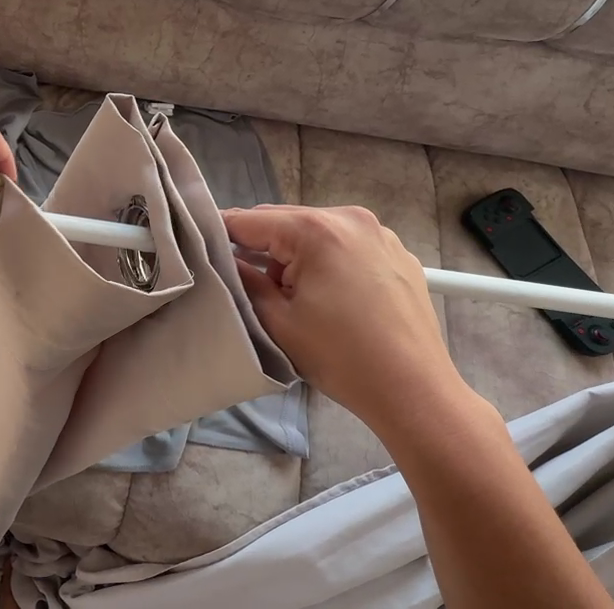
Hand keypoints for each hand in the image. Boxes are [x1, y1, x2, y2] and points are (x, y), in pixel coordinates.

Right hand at [226, 204, 469, 434]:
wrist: (416, 394)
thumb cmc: (342, 358)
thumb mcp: (277, 319)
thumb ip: (242, 280)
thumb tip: (225, 261)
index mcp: (316, 230)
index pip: (248, 220)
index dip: (218, 234)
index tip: (198, 248)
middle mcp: (349, 218)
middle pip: (282, 220)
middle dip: (259, 245)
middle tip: (244, 279)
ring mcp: (379, 233)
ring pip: (313, 231)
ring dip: (293, 252)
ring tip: (290, 292)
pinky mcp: (397, 253)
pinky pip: (344, 243)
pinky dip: (326, 258)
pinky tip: (328, 295)